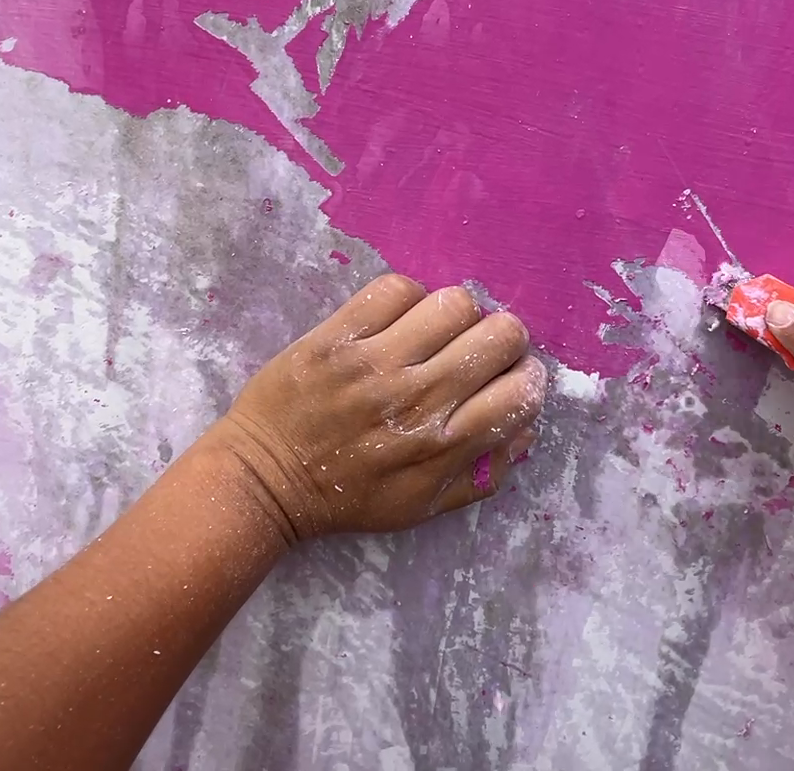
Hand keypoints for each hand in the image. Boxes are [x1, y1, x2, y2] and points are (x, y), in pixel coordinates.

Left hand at [206, 275, 544, 542]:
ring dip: (455, 313)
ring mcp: (377, 363)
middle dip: (501, 337)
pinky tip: (396, 320)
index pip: (522, 389)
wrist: (265, 480)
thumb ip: (485, 471)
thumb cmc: (349, 496)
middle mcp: (420, 399)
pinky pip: (395, 289)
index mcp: (445, 444)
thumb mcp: (426, 505)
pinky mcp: (338, 335)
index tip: (507, 375)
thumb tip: (528, 423)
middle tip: (475, 347)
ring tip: (435, 330)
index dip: (525, 374)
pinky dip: (406, 298)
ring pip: (454, 303)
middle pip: (499, 334)